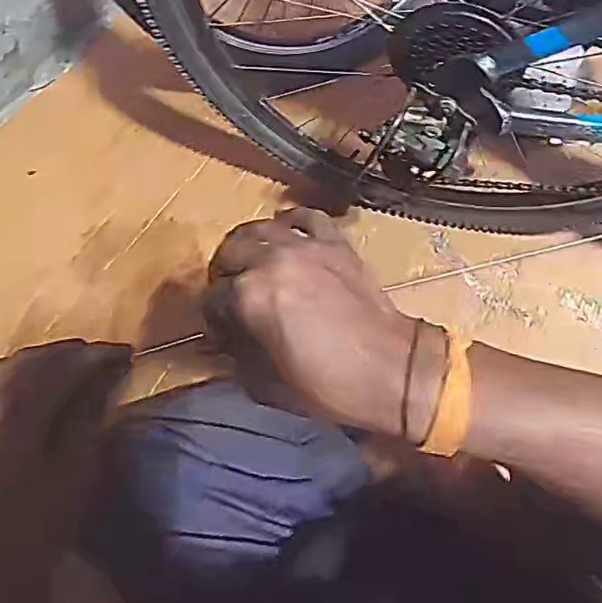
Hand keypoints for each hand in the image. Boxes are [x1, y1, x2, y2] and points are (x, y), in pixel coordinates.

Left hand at [0, 339, 132, 567]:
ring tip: (79, 363)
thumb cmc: (42, 529)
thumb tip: (107, 369)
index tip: (122, 351)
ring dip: (41, 363)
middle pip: (17, 368)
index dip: (88, 357)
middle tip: (102, 353)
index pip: (46, 376)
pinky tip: (46, 385)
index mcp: (0, 441)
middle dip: (64, 354)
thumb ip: (87, 412)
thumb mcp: (76, 469)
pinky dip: (20, 380)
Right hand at [205, 208, 415, 435]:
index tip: (221, 330)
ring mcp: (308, 246)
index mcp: (250, 295)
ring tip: (252, 264)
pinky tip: (288, 236)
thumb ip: (238, 354)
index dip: (213, 317)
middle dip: (225, 274)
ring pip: (262, 228)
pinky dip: (293, 223)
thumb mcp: (265, 381)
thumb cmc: (326, 384)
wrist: (389, 368)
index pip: (212, 297)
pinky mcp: (336, 242)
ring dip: (250, 244)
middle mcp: (274, 260)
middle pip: (231, 252)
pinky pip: (307, 218)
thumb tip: (228, 340)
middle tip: (231, 295)